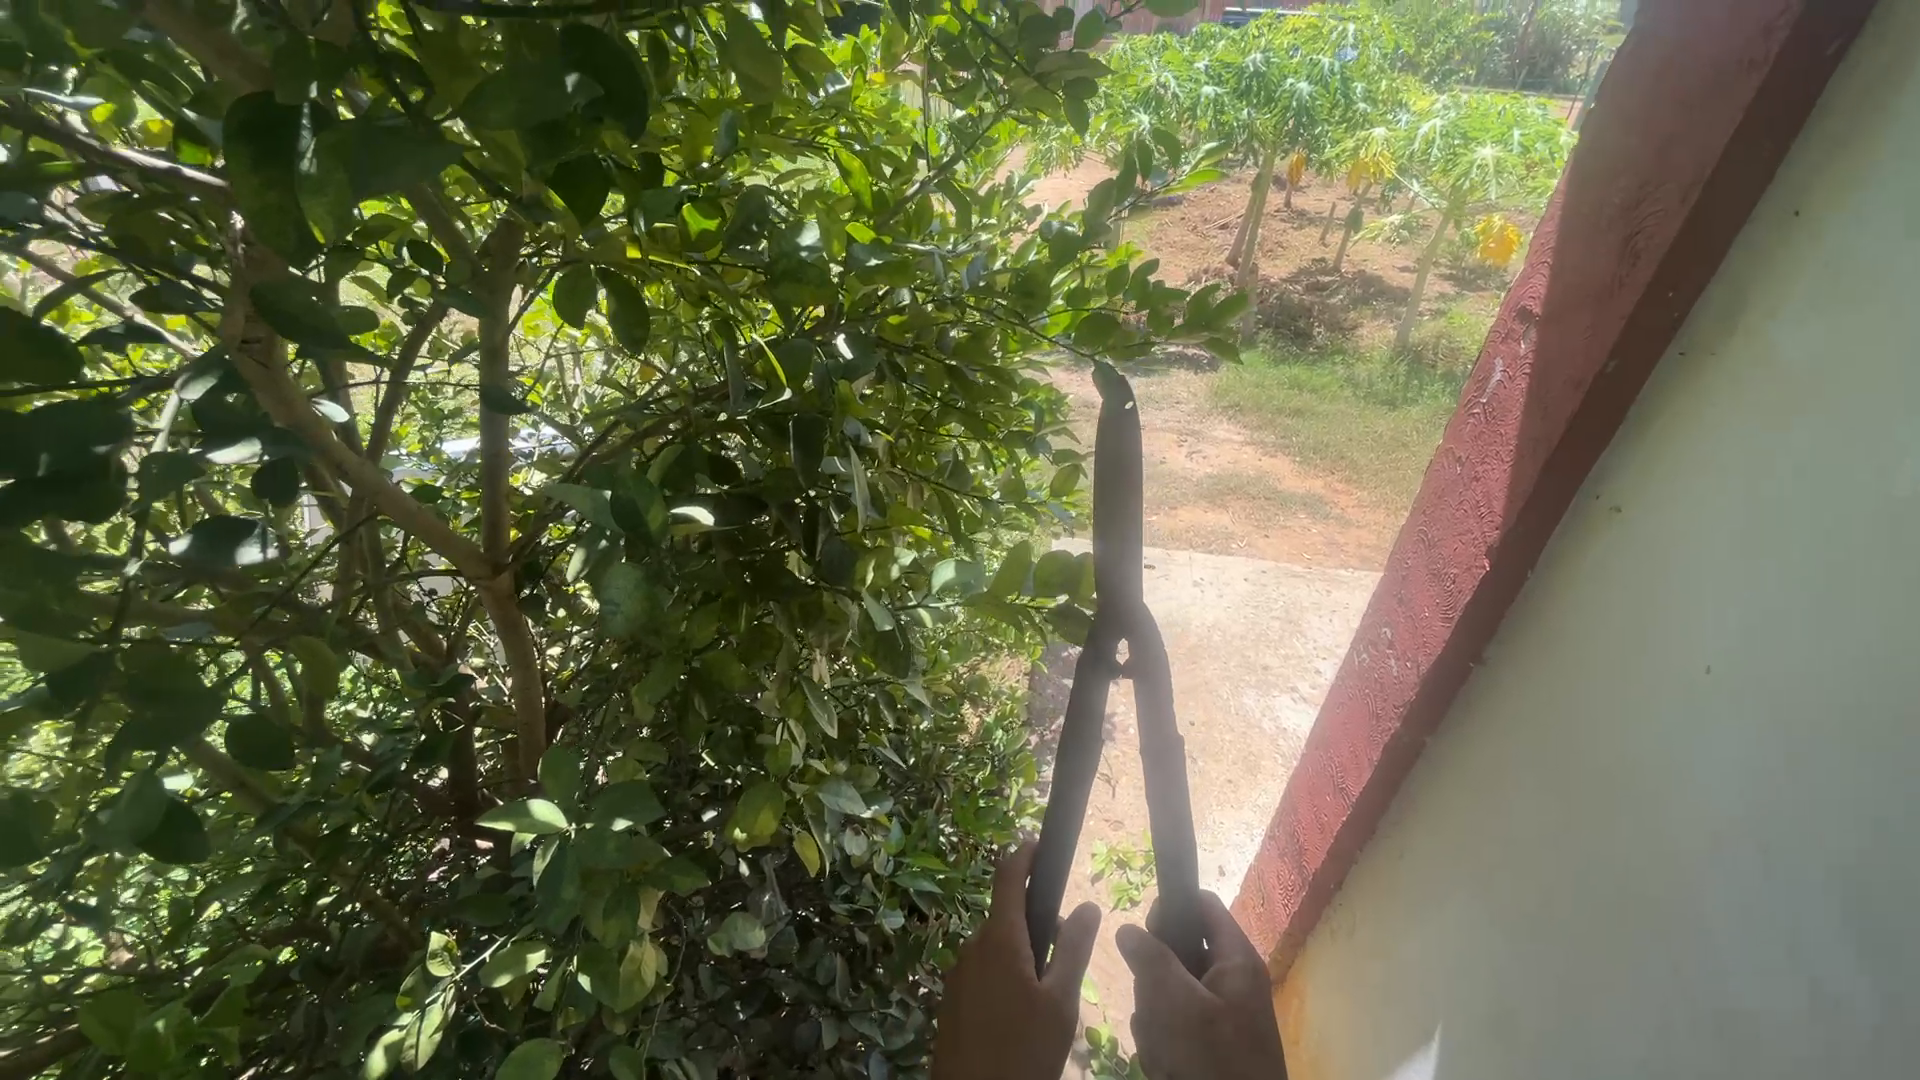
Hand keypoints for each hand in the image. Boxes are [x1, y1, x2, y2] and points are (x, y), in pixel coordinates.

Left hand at [933, 844, 1101, 1079]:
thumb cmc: (1023, 1053)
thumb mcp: (1061, 1004)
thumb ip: (1074, 949)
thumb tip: (1087, 905)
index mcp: (1000, 939)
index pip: (1008, 876)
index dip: (1023, 854)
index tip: (1038, 842)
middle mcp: (972, 946)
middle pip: (1007, 916)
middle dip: (1036, 923)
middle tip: (1065, 958)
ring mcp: (957, 973)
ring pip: (996, 947)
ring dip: (1021, 955)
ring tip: (1045, 999)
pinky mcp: (950, 999)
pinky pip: (982, 972)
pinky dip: (1003, 977)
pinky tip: (1019, 1016)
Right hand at [1116, 891, 1286, 1079]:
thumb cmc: (1215, 1062)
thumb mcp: (1178, 1003)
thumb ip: (1150, 958)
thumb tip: (1127, 929)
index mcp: (1235, 960)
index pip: (1201, 904)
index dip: (1171, 908)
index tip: (1148, 933)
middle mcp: (1228, 981)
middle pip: (1176, 950)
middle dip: (1154, 978)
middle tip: (1155, 1003)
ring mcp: (1217, 1014)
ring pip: (1166, 991)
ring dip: (1153, 1016)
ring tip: (1163, 1045)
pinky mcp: (1204, 1044)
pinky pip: (1169, 1024)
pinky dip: (1160, 1041)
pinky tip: (1164, 1064)